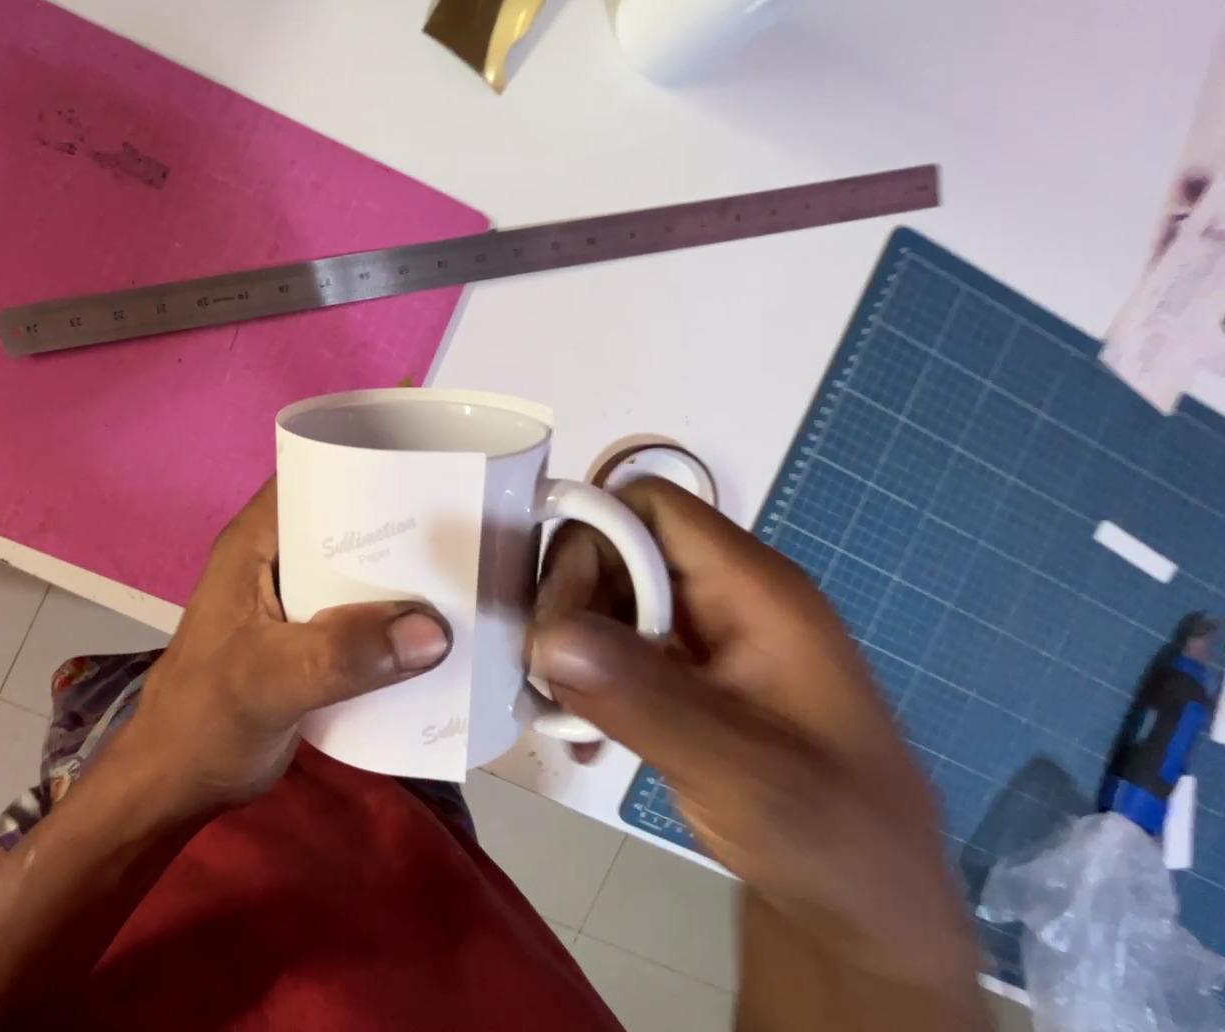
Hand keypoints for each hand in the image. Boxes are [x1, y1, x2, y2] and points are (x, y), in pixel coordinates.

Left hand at [121, 480, 452, 807]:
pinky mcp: (310, 641)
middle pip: (350, 521)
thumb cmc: (204, 719)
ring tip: (475, 576)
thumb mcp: (268, 681)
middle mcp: (278, 558)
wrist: (178, 781)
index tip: (442, 471)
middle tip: (478, 529)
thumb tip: (434, 630)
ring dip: (407, 578)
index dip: (374, 464)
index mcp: (257, 541)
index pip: (318, 473)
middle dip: (407, 525)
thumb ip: (341, 655)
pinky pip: (363, 615)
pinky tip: (442, 633)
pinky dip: (396, 622)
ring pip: (360, 571)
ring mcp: (295, 601)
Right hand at [529, 478, 977, 990]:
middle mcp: (725, 596)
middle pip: (616, 548)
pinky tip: (581, 736)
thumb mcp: (739, 772)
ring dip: (568, 647)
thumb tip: (546, 634)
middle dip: (569, 602)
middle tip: (549, 674)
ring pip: (605, 597)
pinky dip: (582, 679)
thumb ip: (643, 700)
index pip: (652, 506)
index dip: (591, 538)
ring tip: (564, 716)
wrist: (864, 905)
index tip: (556, 615)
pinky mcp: (684, 673)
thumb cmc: (830, 835)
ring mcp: (704, 635)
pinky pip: (611, 646)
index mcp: (755, 590)